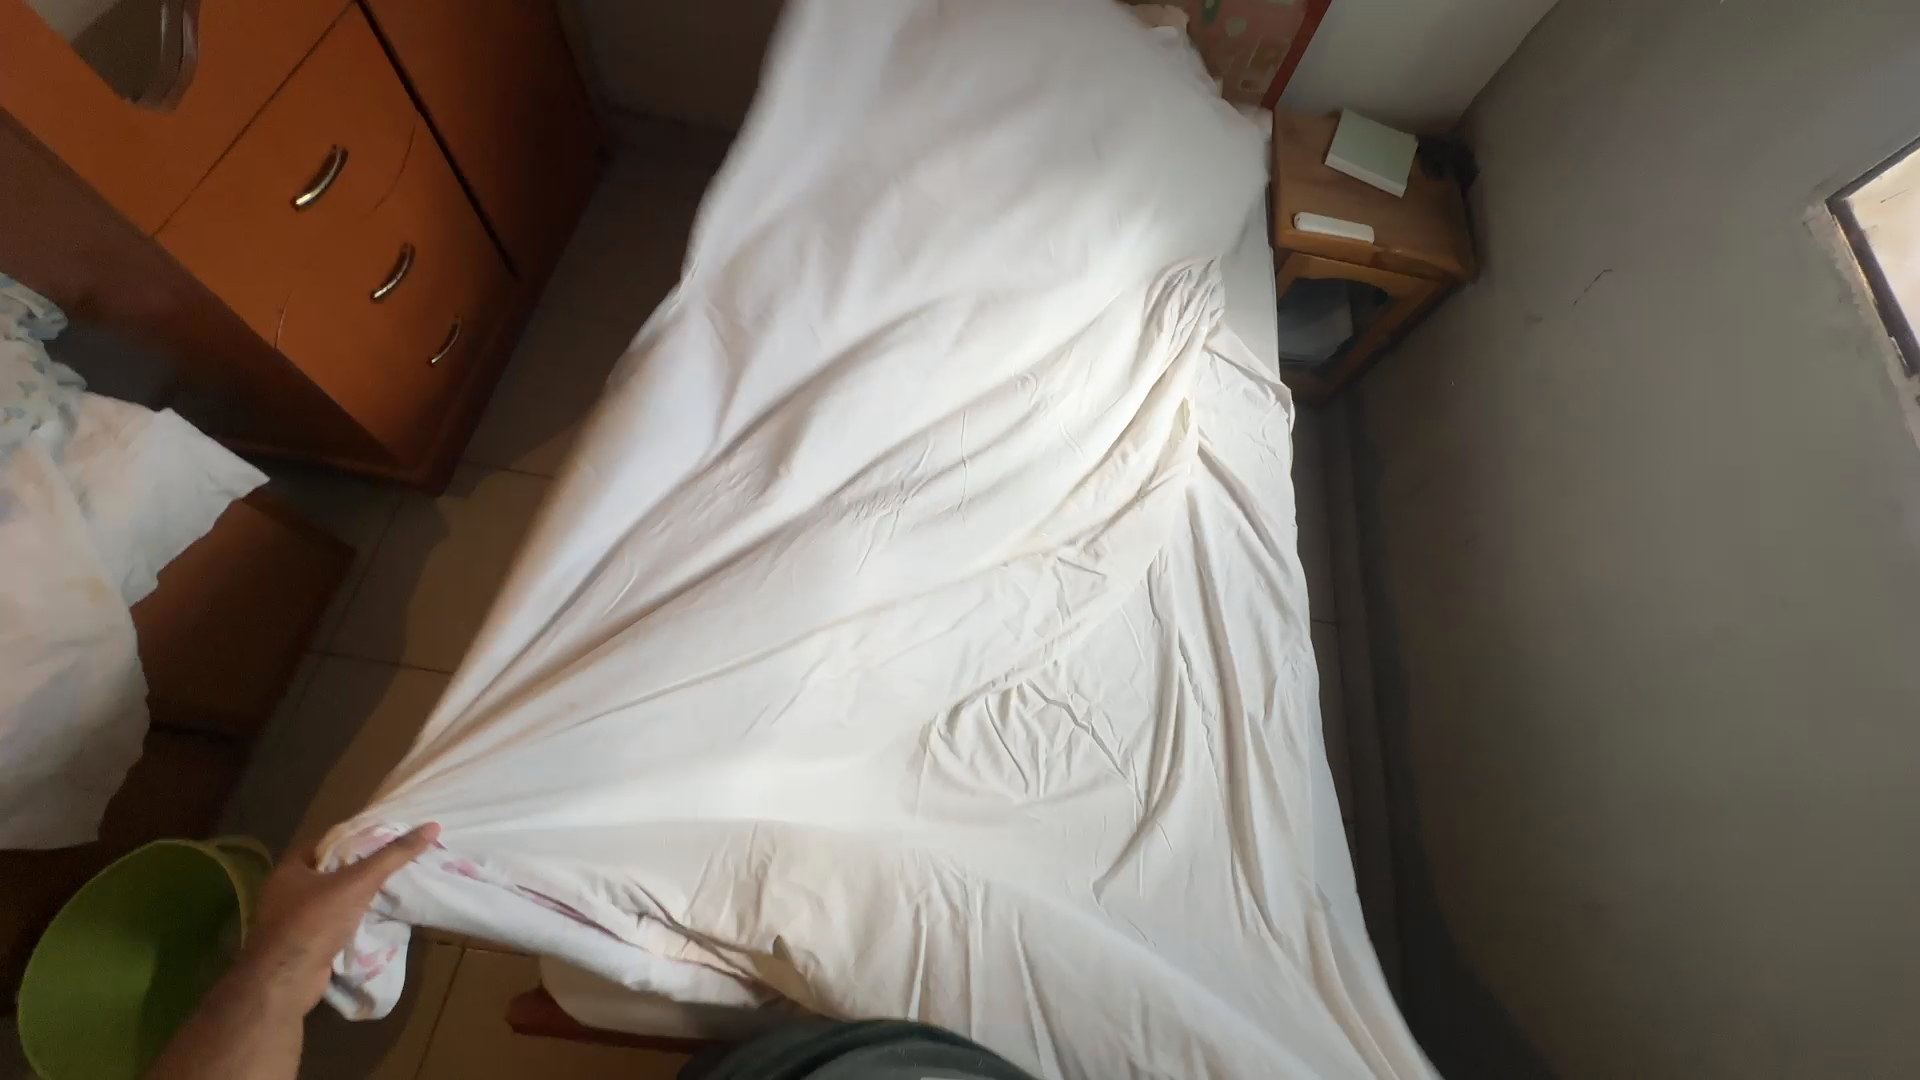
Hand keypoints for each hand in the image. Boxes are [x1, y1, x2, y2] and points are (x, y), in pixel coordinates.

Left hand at [237, 823, 440, 1014]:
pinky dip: (358, 913)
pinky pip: (337, 917)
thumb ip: (394, 854)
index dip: (358, 834)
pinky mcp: (306, 941)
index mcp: (290, 871)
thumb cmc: (314, 923)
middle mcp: (288, 892)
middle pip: (335, 867)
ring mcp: (294, 919)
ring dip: (364, 890)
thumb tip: (432, 826)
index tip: (388, 832)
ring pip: (338, 894)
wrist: (283, 984)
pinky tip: (382, 909)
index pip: (328, 841)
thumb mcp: (359, 882)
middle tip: (399, 854)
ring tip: (398, 879)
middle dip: (366, 863)